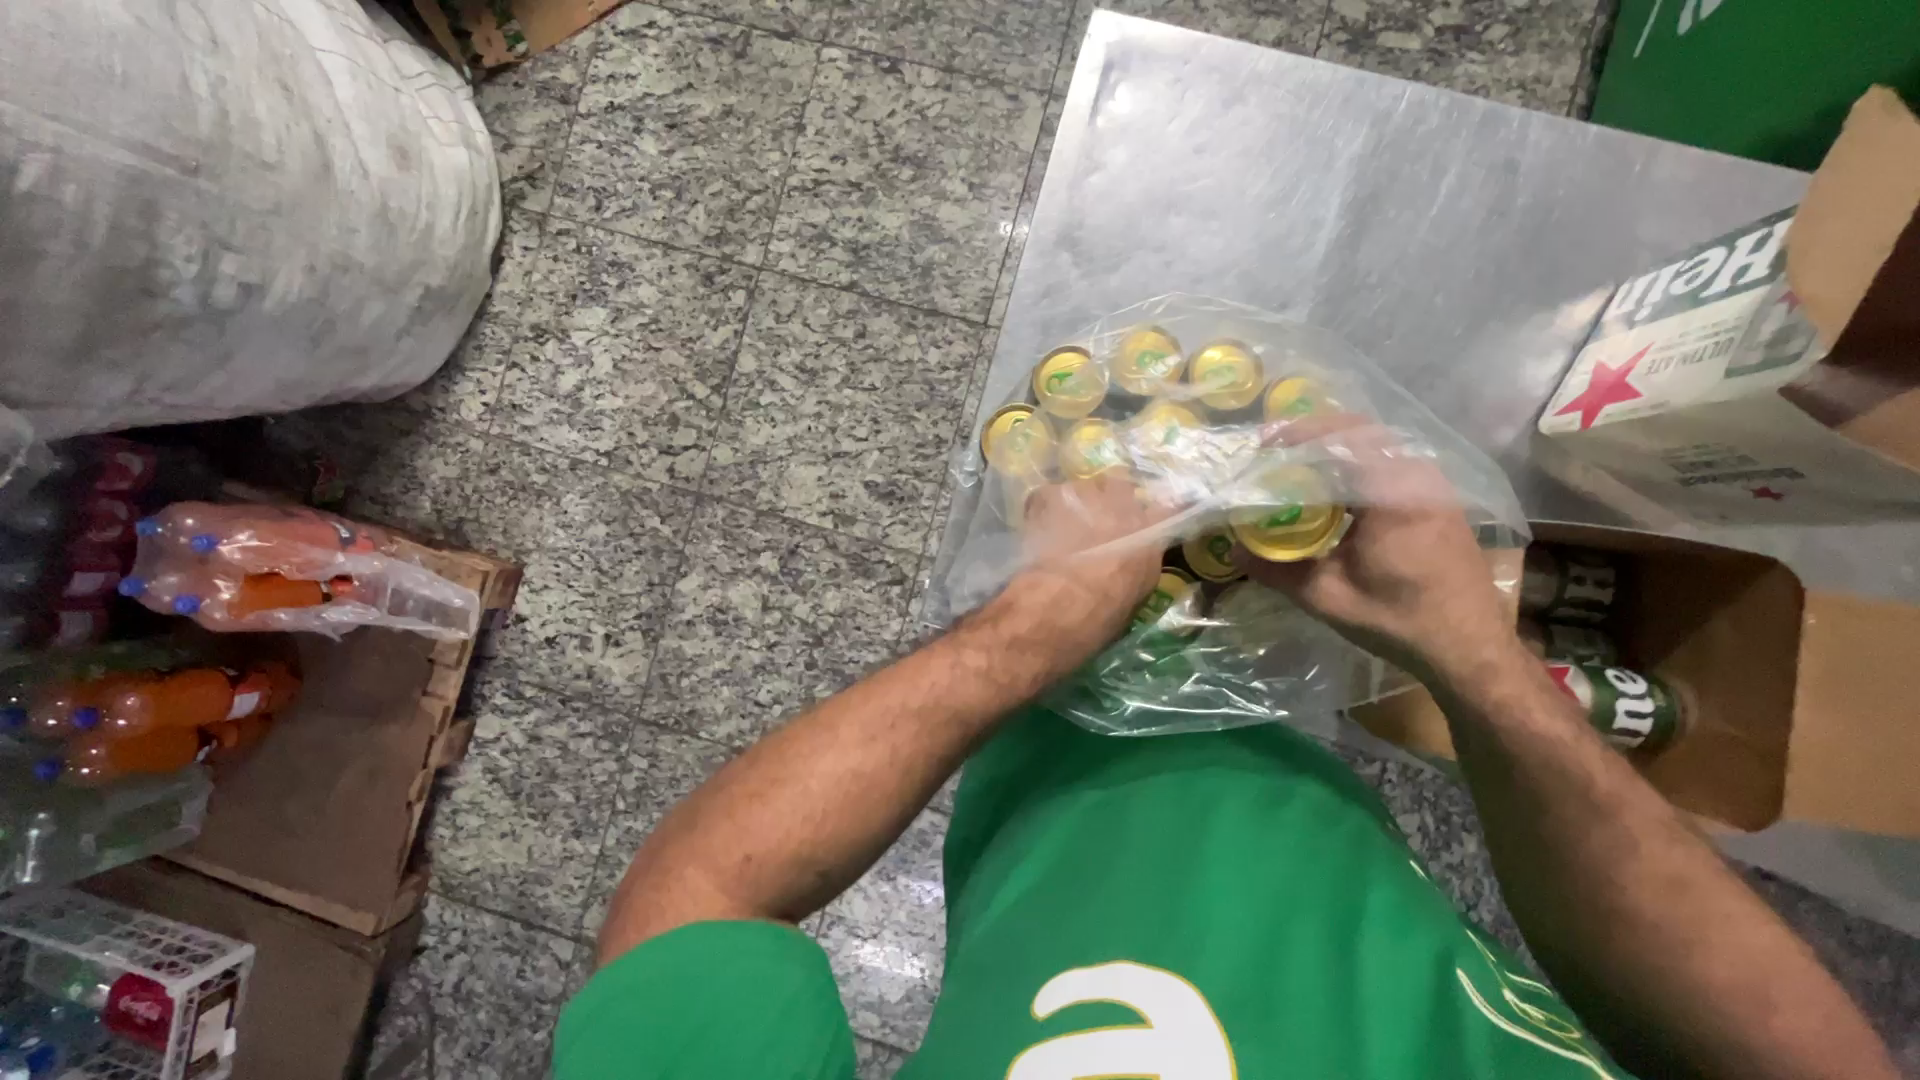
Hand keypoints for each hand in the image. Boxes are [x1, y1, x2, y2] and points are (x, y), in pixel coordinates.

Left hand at [985, 473, 1168, 674]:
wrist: (1063, 605)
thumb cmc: (1104, 616)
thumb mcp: (1136, 598)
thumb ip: (1138, 569)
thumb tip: (1130, 564)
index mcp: (1151, 535)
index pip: (1167, 508)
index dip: (1153, 511)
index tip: (1144, 518)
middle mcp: (1124, 507)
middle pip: (1120, 482)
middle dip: (1108, 494)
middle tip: (1094, 517)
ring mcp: (1087, 497)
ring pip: (1082, 485)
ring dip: (1073, 501)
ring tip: (1059, 524)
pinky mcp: (1052, 497)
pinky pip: (1048, 493)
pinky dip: (1042, 507)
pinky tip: (1036, 527)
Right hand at [1232, 414, 1521, 685]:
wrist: (1469, 648)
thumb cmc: (1398, 621)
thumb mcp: (1327, 598)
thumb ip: (1277, 569)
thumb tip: (1234, 551)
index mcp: (1391, 496)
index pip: (1339, 442)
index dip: (1297, 438)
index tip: (1263, 447)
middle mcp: (1417, 479)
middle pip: (1361, 433)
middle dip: (1314, 435)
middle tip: (1276, 450)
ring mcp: (1434, 487)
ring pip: (1379, 446)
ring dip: (1338, 449)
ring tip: (1300, 465)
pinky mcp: (1439, 500)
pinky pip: (1393, 464)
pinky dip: (1359, 465)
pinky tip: (1336, 490)